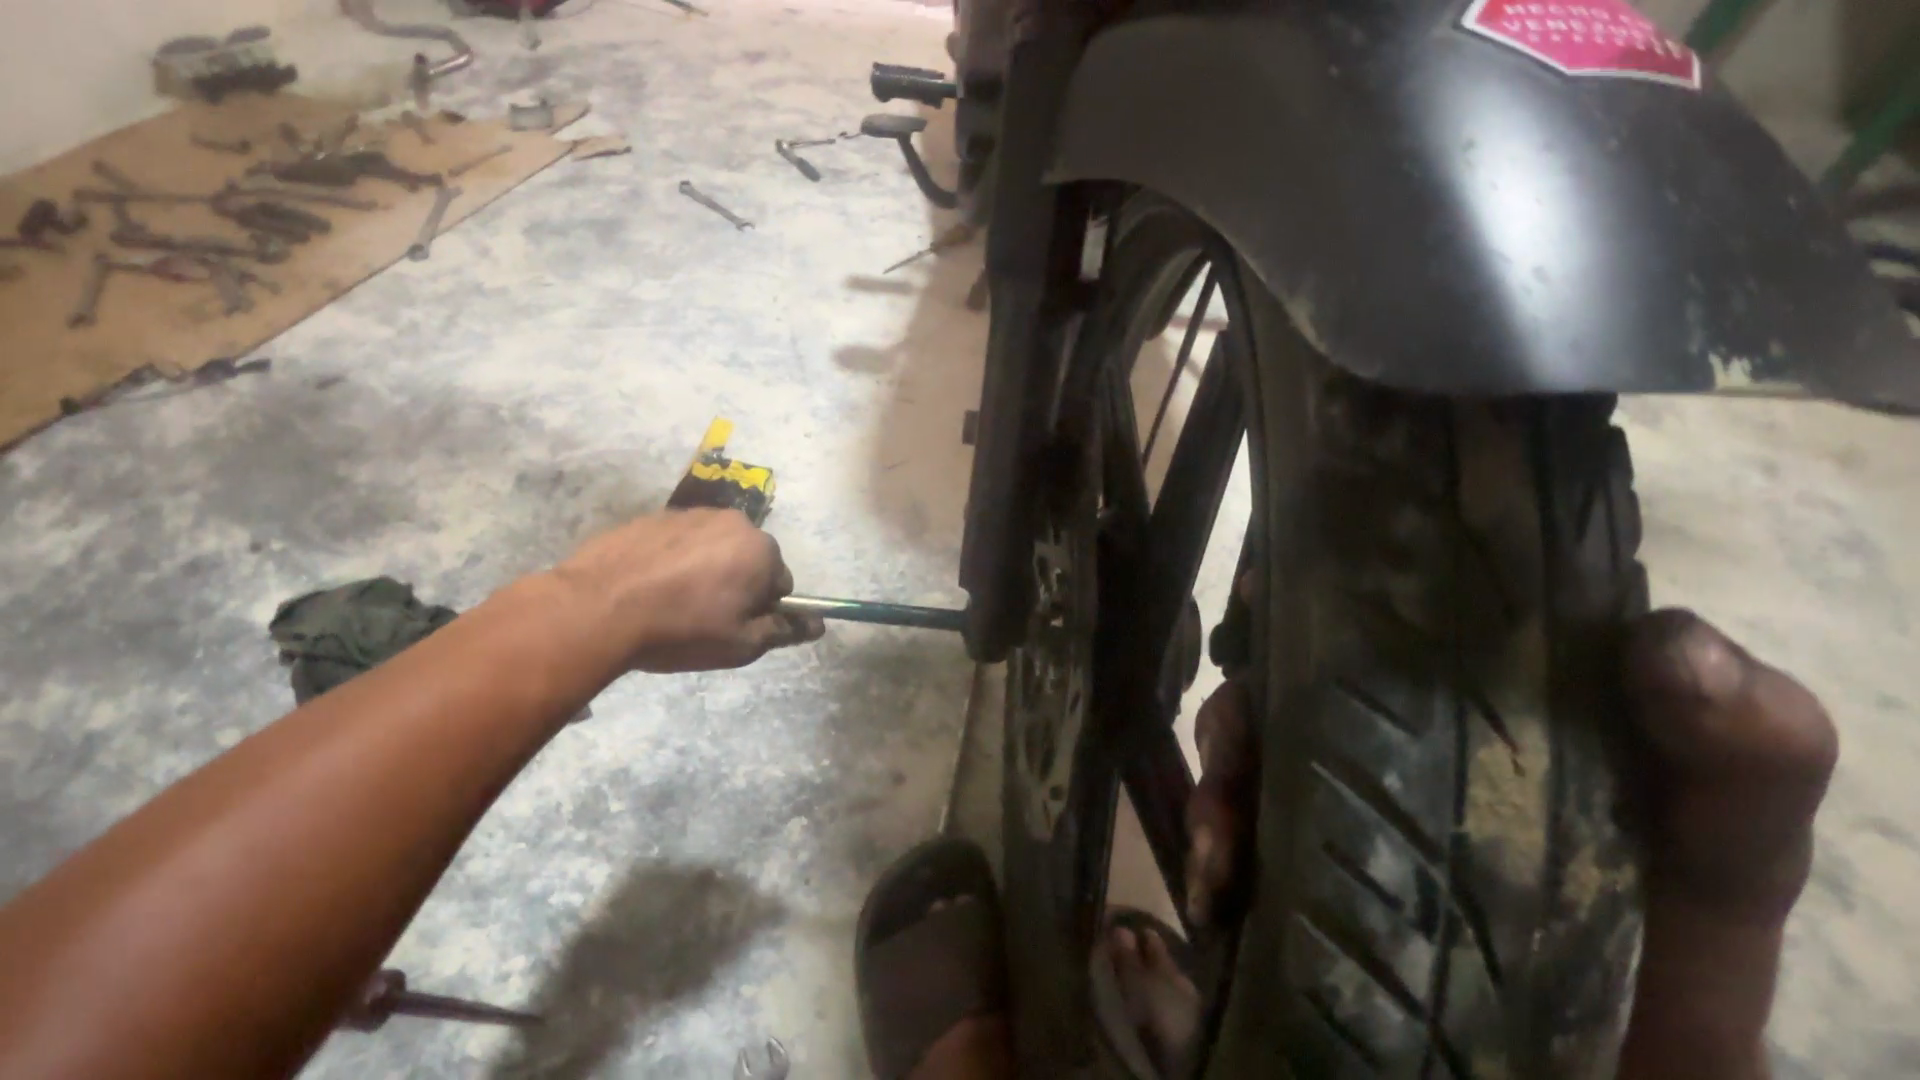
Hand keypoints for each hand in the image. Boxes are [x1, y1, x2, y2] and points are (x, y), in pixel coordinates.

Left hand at [546, 509, 824, 673]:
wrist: (600, 607)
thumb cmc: (684, 629)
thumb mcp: (742, 644)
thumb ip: (784, 630)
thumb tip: (817, 624)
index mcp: (761, 550)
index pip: (780, 583)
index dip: (761, 610)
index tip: (735, 627)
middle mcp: (732, 521)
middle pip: (747, 559)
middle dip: (735, 584)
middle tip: (705, 618)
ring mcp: (689, 515)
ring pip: (711, 548)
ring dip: (704, 571)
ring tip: (672, 604)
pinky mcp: (651, 517)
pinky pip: (676, 543)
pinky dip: (671, 562)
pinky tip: (649, 589)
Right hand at [1179, 606, 1837, 928]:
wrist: (1617, 1070)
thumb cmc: (1675, 941)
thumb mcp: (1727, 845)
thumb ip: (1743, 754)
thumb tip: (1664, 641)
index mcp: (1458, 696)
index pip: (1371, 616)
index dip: (1306, 587)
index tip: (1268, 585)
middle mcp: (1378, 735)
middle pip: (1278, 686)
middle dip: (1240, 705)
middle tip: (1235, 743)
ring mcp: (1330, 806)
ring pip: (1240, 760)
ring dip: (1216, 788)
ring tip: (1222, 847)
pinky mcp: (1299, 874)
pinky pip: (1230, 845)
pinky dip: (1208, 855)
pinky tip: (1215, 889)